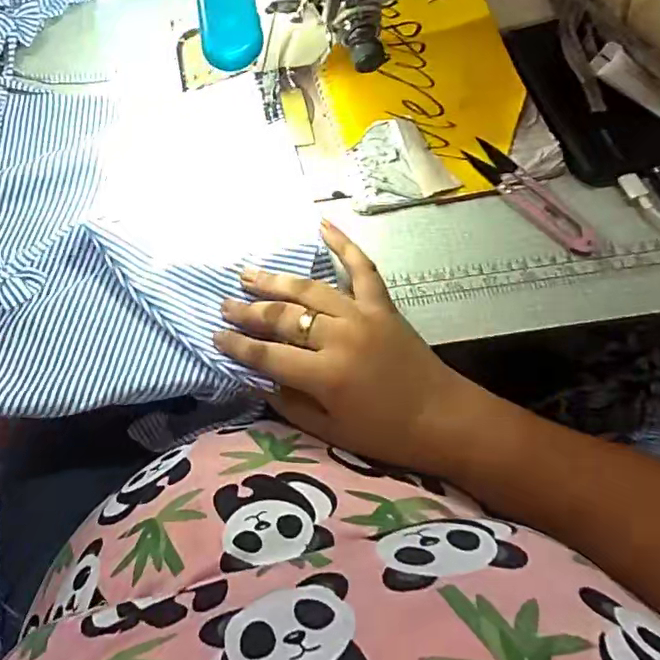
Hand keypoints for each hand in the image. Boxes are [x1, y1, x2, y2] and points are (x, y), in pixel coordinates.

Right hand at [214, 221, 509, 478]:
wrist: (445, 419)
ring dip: (276, 281)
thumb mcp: (330, 432)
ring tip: (248, 274)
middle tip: (224, 304)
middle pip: (283, 319)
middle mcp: (340, 338)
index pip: (268, 356)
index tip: (214, 335)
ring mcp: (363, 316)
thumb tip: (256, 378)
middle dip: (248, 312)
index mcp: (326, 376)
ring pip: (310, 290)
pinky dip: (345, 245)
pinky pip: (362, 269)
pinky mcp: (383, 306)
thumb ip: (289, 404)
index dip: (237, 347)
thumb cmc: (385, 434)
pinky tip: (324, 225)